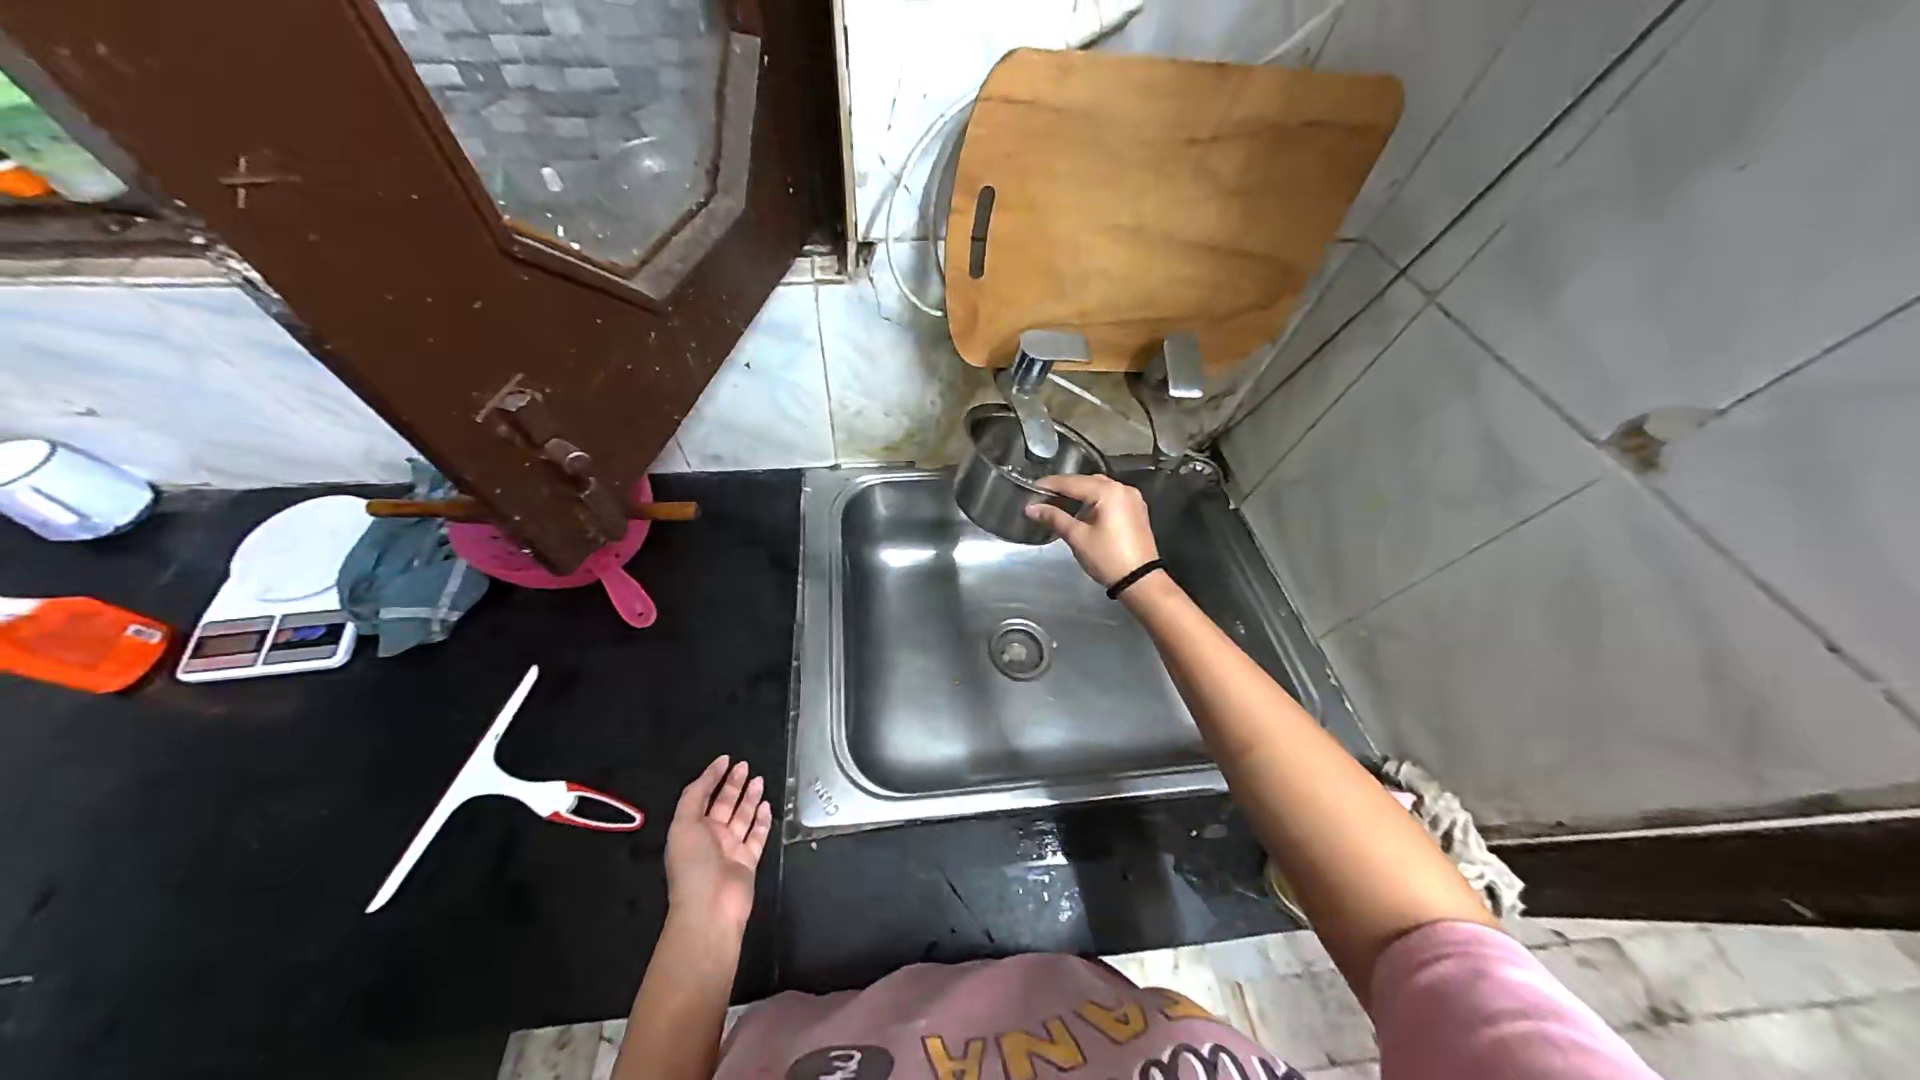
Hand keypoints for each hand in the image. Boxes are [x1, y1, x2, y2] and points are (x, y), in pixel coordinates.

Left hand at [665, 756, 772, 933]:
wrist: (710, 908)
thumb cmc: (693, 864)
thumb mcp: (684, 824)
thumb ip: (695, 796)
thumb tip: (709, 773)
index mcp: (691, 828)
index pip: (702, 796)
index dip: (712, 777)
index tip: (725, 760)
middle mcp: (710, 837)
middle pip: (724, 804)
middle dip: (733, 784)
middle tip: (745, 766)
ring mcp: (730, 849)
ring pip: (742, 817)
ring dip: (749, 798)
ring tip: (759, 779)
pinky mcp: (748, 860)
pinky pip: (757, 835)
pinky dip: (762, 821)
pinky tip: (766, 806)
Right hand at [1024, 474, 1159, 588]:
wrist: (1141, 581)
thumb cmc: (1107, 558)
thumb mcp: (1077, 537)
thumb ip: (1054, 517)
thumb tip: (1031, 508)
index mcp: (1109, 491)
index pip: (1072, 482)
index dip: (1050, 484)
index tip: (1032, 488)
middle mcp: (1123, 489)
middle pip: (1087, 482)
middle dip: (1065, 488)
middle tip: (1043, 497)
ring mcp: (1132, 499)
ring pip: (1099, 489)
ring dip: (1079, 494)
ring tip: (1059, 504)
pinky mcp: (1136, 511)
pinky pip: (1110, 498)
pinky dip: (1094, 500)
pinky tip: (1081, 511)